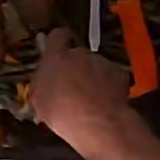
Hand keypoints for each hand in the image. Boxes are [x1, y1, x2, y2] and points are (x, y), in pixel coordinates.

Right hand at [32, 29, 133, 155]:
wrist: (98, 123)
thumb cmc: (62, 112)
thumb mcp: (40, 100)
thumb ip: (41, 82)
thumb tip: (44, 76)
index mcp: (56, 57)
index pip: (57, 36)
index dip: (58, 41)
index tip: (59, 50)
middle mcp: (79, 54)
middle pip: (77, 55)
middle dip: (76, 67)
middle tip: (74, 87)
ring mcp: (101, 62)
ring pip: (95, 66)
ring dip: (92, 77)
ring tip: (92, 99)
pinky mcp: (119, 73)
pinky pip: (111, 77)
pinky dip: (109, 86)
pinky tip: (106, 103)